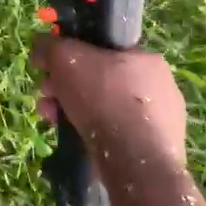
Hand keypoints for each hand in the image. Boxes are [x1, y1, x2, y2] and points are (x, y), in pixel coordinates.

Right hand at [31, 32, 186, 171]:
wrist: (136, 160)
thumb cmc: (102, 96)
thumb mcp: (63, 56)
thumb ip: (48, 44)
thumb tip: (42, 48)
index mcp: (147, 58)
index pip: (100, 48)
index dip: (69, 54)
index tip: (51, 67)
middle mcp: (160, 85)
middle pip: (97, 77)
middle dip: (65, 84)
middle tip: (47, 93)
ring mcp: (162, 119)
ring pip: (103, 104)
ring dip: (71, 105)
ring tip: (51, 115)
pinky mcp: (157, 147)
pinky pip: (116, 129)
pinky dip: (91, 127)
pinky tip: (72, 131)